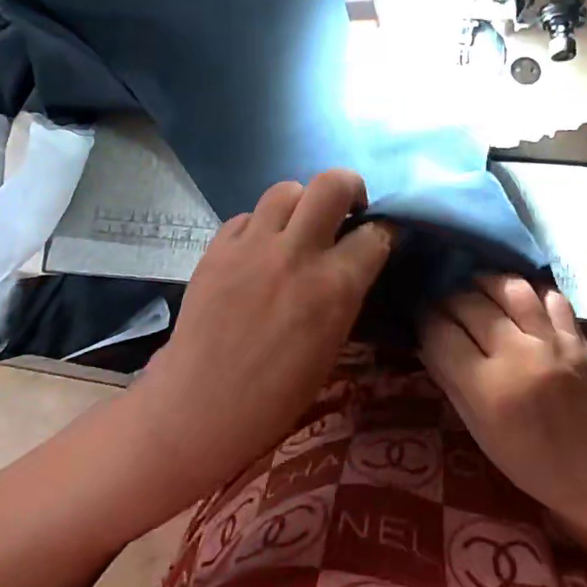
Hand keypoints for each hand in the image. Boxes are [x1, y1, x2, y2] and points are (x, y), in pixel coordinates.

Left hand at [130, 171, 394, 492]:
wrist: (203, 402)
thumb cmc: (277, 394)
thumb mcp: (331, 345)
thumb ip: (343, 294)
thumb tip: (350, 263)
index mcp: (334, 286)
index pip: (376, 233)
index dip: (383, 232)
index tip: (379, 236)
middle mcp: (295, 253)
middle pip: (331, 184)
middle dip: (348, 188)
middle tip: (345, 211)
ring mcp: (251, 245)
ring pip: (285, 190)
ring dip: (300, 204)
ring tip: (296, 229)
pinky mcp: (216, 247)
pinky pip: (245, 217)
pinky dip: (258, 227)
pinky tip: (256, 252)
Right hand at [420, 275, 586, 525]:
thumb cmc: (528, 462)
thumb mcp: (476, 427)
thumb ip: (449, 379)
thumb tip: (424, 340)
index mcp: (487, 388)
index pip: (440, 332)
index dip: (423, 320)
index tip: (418, 318)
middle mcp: (519, 357)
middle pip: (469, 303)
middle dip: (447, 299)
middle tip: (441, 305)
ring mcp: (553, 343)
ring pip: (509, 288)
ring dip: (484, 283)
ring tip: (474, 290)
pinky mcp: (579, 338)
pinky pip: (549, 296)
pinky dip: (528, 292)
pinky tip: (515, 300)